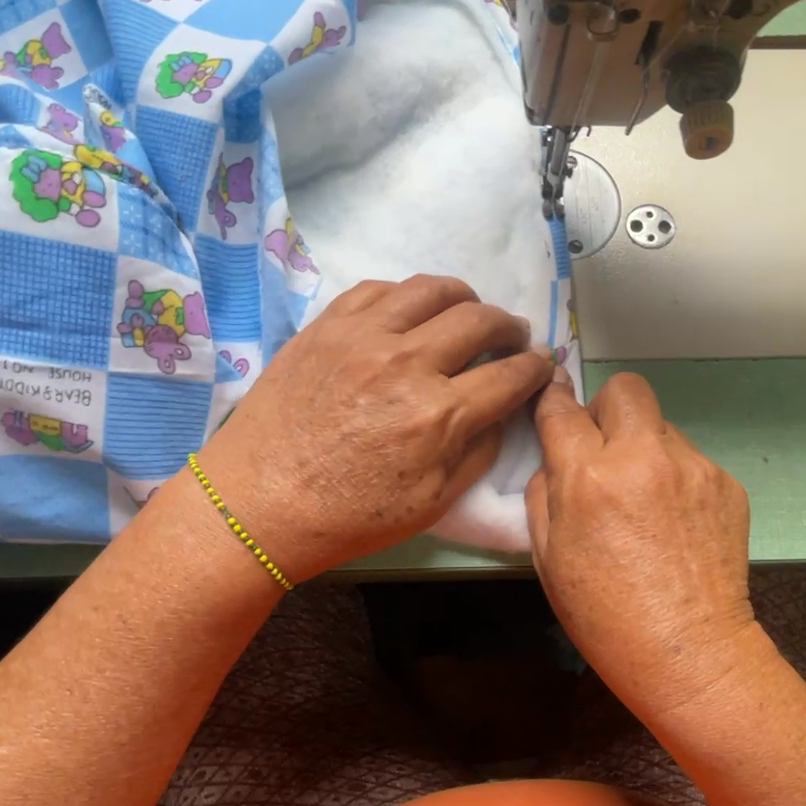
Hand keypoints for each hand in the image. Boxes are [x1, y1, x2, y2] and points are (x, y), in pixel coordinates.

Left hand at [194, 276, 552, 579]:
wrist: (261, 504)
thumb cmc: (351, 517)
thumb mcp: (432, 503)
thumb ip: (477, 453)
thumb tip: (502, 412)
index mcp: (440, 415)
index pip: (510, 375)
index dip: (536, 368)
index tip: (544, 365)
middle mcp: (407, 363)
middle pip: (479, 321)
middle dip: (509, 327)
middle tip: (512, 338)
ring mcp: (363, 337)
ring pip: (431, 290)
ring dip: (465, 296)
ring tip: (471, 310)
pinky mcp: (326, 326)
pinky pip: (379, 289)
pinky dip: (408, 295)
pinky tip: (412, 311)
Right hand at [527, 372, 762, 715]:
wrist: (688, 653)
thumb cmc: (603, 615)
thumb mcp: (547, 558)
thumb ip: (544, 494)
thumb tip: (556, 459)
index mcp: (589, 477)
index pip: (562, 409)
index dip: (552, 404)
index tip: (553, 409)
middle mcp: (643, 457)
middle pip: (625, 389)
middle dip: (606, 411)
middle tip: (604, 452)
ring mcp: (692, 467)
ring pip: (661, 426)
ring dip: (644, 449)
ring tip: (645, 503)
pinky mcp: (726, 483)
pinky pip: (690, 461)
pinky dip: (675, 479)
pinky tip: (675, 525)